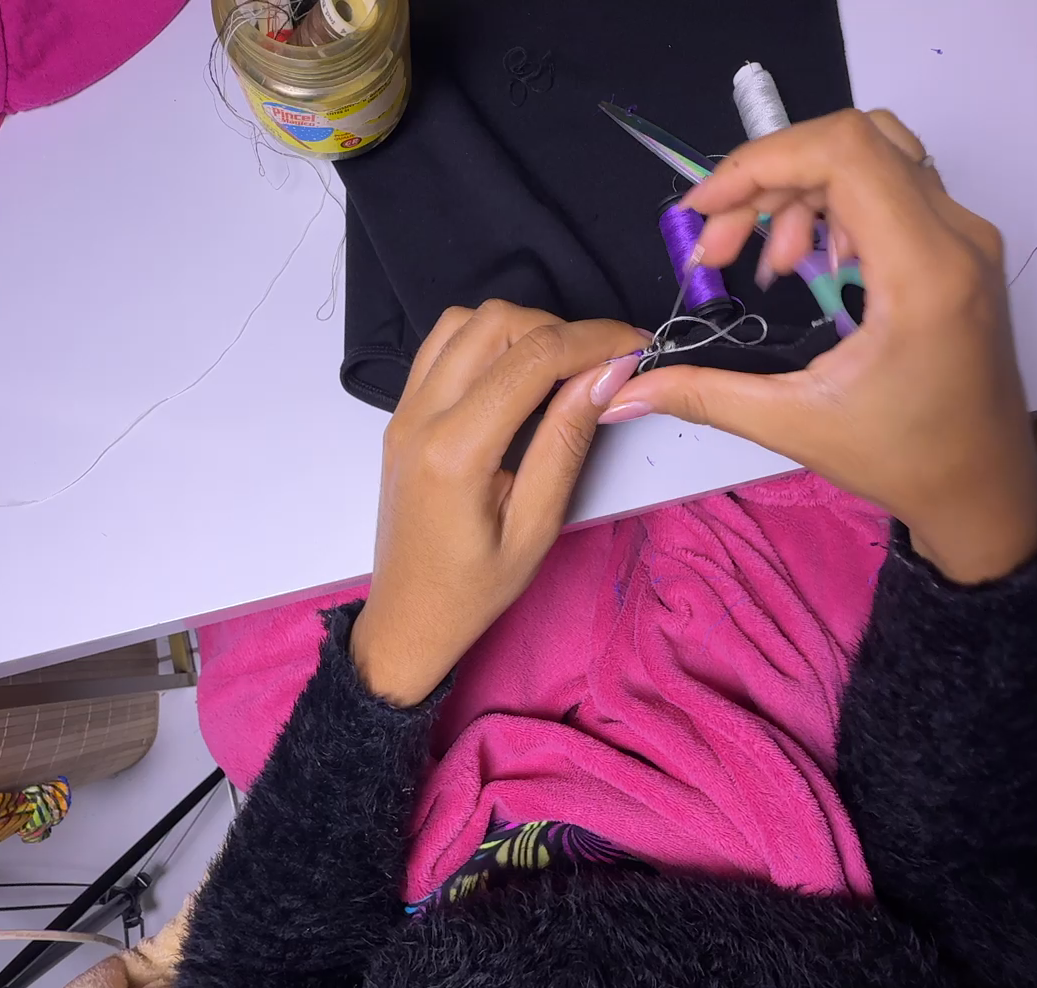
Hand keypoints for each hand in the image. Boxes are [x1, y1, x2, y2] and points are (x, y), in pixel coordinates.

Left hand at [351, 301, 649, 704]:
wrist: (409, 615)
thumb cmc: (475, 589)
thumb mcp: (536, 525)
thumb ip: (567, 441)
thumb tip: (608, 371)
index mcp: (455, 450)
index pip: (532, 357)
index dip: (594, 339)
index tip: (636, 346)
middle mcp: (420, 417)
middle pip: (494, 322)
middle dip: (558, 329)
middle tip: (600, 364)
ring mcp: (403, 412)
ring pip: (462, 323)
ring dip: (518, 330)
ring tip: (559, 368)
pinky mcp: (400, 416)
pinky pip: (440, 348)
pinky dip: (484, 342)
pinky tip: (514, 377)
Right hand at [604, 109, 1036, 583]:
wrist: (980, 490)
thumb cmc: (900, 459)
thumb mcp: (790, 424)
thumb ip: (702, 396)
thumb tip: (627, 392)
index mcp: (922, 271)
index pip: (845, 153)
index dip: (759, 163)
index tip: (701, 212)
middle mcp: (956, 236)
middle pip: (854, 144)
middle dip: (767, 183)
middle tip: (718, 252)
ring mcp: (963, 239)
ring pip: (873, 161)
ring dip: (798, 199)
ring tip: (768, 270)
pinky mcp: (957, 253)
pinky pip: (890, 193)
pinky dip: (832, 213)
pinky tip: (809, 270)